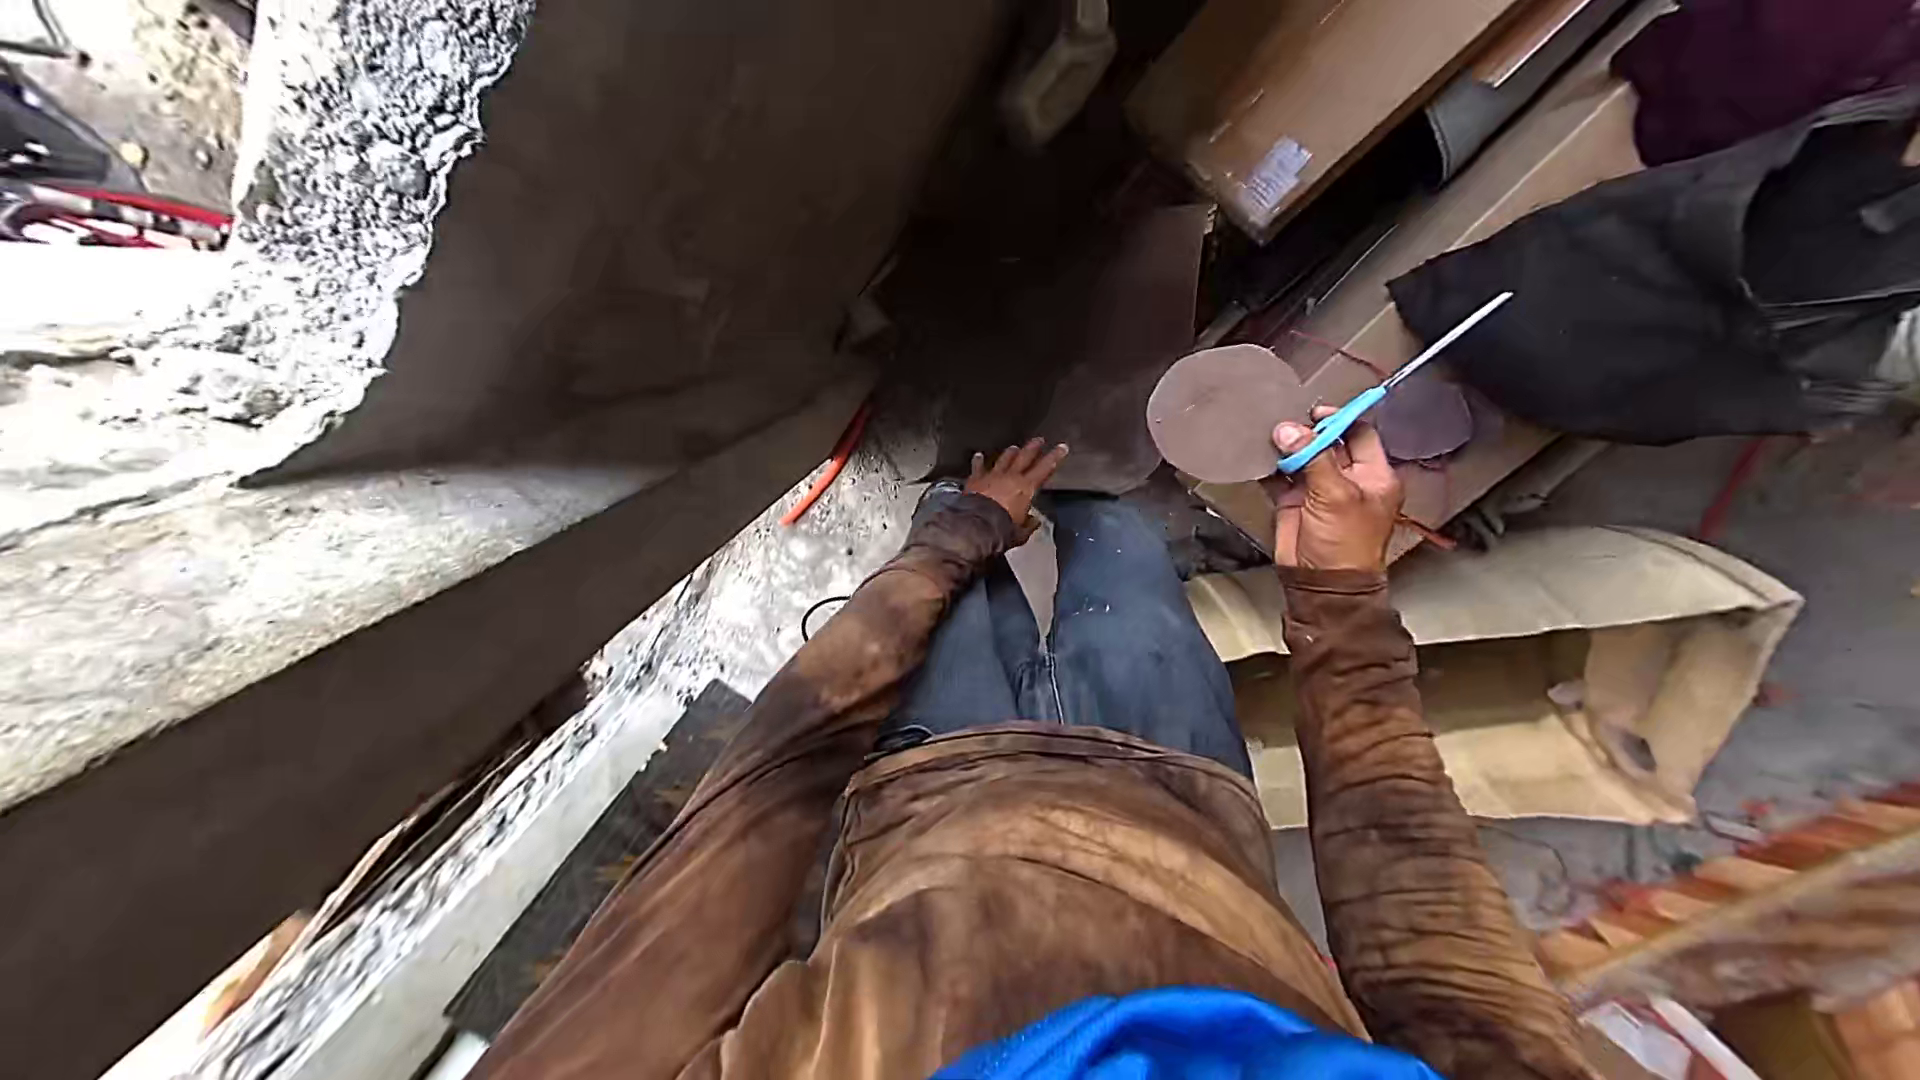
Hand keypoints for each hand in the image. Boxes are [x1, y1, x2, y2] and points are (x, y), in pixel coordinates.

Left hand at [967, 437, 1068, 541]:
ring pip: (1003, 459)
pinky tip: (978, 456)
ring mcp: (992, 476)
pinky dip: (978, 461)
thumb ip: (1029, 525)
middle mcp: (1010, 477)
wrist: (975, 526)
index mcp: (1026, 487)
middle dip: (1033, 447)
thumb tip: (1034, 522)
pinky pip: (978, 467)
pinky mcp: (975, 480)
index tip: (1061, 447)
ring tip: (1013, 448)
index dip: (1055, 457)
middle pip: (1024, 457)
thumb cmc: (1001, 529)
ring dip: (1009, 453)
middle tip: (1039, 440)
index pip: (1045, 468)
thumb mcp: (1021, 532)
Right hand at [1271, 407, 1401, 572]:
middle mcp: (1347, 478)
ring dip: (1286, 447)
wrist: (1320, 581)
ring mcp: (1319, 489)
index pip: (1360, 433)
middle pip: (1327, 442)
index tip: (1314, 412)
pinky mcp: (1294, 501)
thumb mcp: (1336, 495)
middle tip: (1285, 424)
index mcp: (1373, 474)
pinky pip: (1280, 476)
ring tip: (1269, 437)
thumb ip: (1314, 459)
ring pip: (1301, 457)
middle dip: (1306, 432)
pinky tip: (1258, 456)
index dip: (1339, 419)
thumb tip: (1289, 431)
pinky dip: (1269, 467)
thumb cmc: (1344, 543)